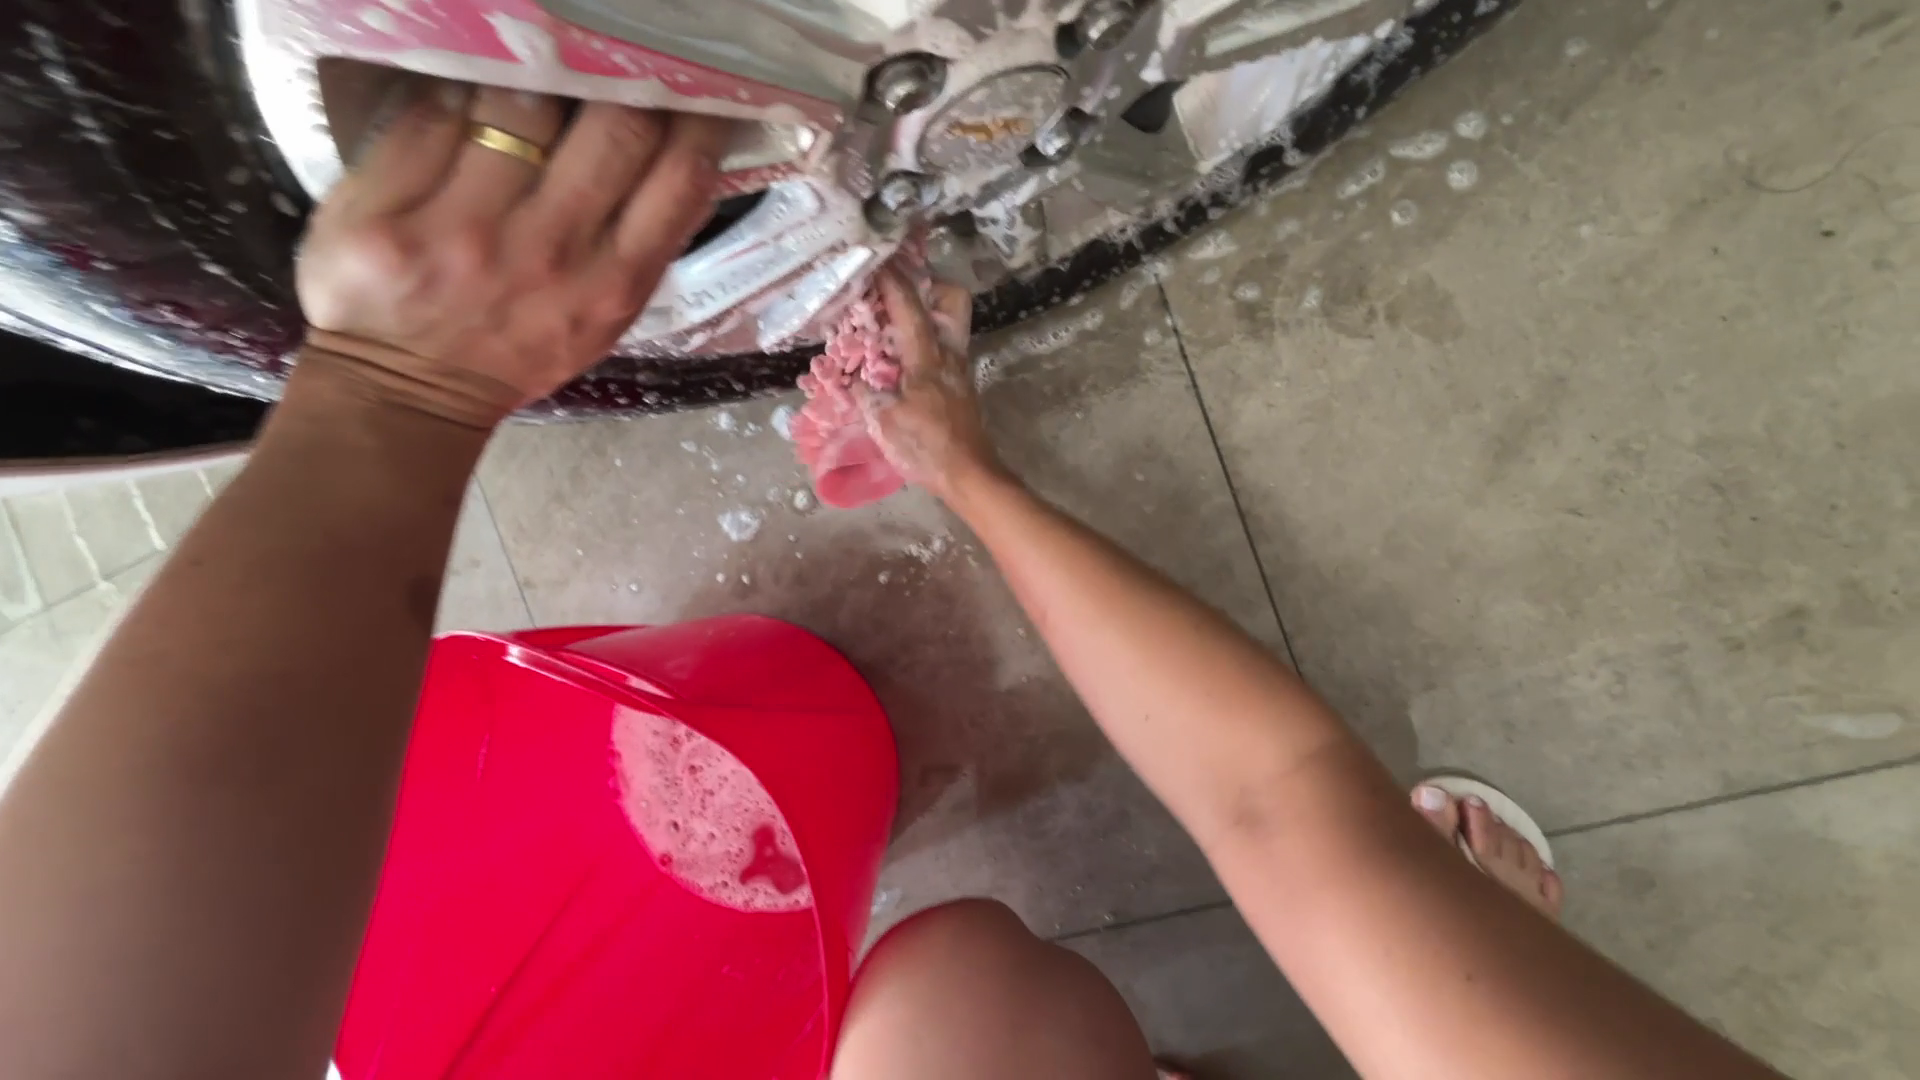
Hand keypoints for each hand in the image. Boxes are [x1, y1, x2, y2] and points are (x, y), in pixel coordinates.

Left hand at [294, 79, 728, 426]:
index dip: (698, 124)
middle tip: (624, 62)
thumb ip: (636, 249)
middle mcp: (551, 253)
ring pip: (523, 103)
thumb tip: (676, 161)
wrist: (410, 387)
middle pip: (615, 127)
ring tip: (540, 74)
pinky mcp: (389, 206)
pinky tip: (468, 99)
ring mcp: (466, 228)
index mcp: (613, 286)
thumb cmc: (521, 350)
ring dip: (540, 77)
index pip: (679, 182)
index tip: (698, 94)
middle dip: (630, 82)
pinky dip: (460, 92)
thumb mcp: (603, 319)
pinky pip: (439, 110)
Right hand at [856, 270, 1001, 497]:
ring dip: (926, 312)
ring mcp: (960, 369)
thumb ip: (867, 392)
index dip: (891, 280)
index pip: (910, 306)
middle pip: (953, 300)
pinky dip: (925, 340)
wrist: (968, 474)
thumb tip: (852, 377)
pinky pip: (944, 348)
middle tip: (899, 290)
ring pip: (950, 323)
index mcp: (929, 356)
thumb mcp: (885, 420)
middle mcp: (950, 354)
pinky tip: (903, 356)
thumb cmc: (926, 446)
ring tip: (892, 321)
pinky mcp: (961, 386)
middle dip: (929, 284)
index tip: (875, 259)